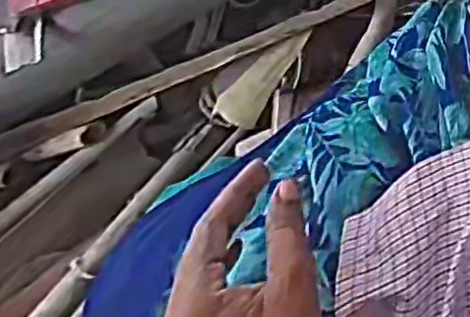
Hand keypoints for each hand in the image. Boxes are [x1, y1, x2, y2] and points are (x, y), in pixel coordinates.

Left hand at [164, 162, 317, 316]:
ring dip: (224, 235)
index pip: (210, 226)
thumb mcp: (290, 287)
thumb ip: (287, 234)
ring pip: (197, 269)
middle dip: (230, 210)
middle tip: (258, 182)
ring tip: (249, 212)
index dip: (237, 191)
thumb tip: (286, 189)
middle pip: (198, 247)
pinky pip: (200, 288)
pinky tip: (236, 259)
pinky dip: (221, 262)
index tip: (262, 167)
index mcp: (193, 296)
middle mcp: (179, 311)